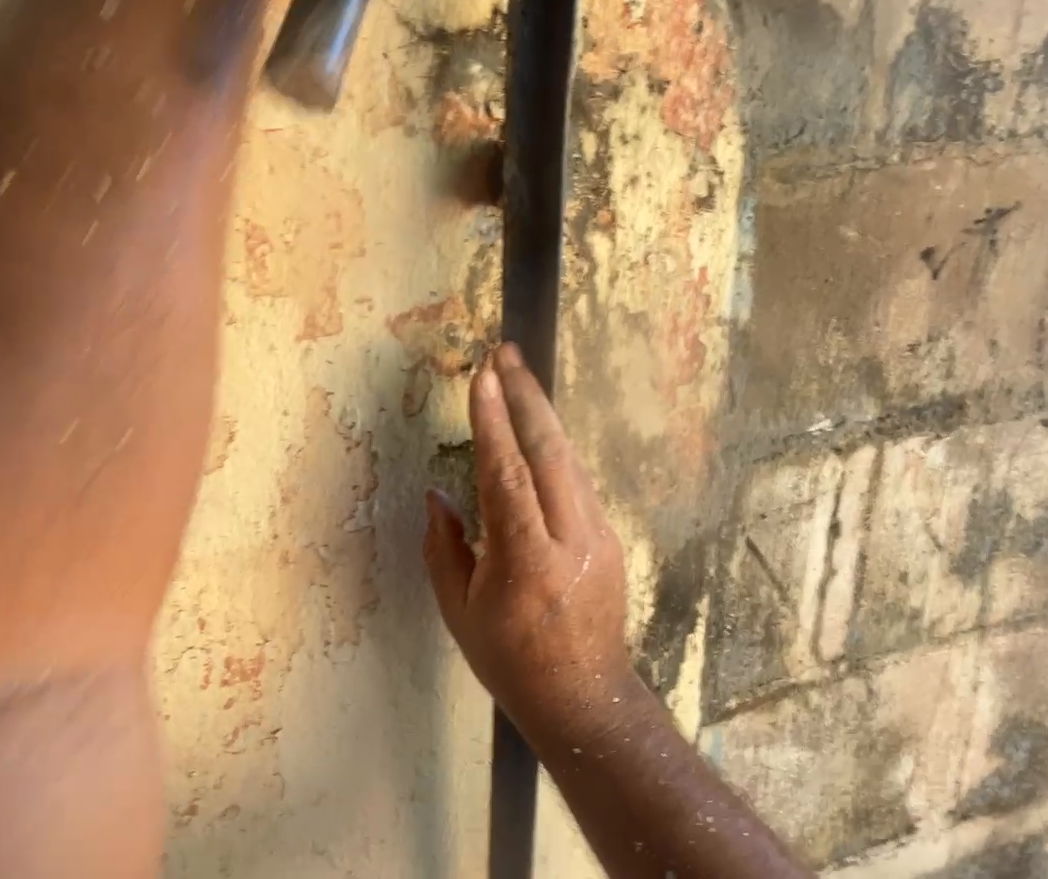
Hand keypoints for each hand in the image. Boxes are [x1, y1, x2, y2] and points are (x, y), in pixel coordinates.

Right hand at [423, 343, 633, 735]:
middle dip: (526, 395)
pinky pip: (577, 477)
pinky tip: (538, 424)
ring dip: (542, 412)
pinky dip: (554, 444)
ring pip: (569, 458)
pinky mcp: (609, 535)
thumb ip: (446, 545)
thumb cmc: (510, 658)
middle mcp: (570, 538)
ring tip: (519, 373)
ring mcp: (598, 534)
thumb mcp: (459, 610)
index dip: (493, 422)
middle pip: (549, 451)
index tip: (483, 376)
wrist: (584, 695)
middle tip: (505, 352)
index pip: (506, 476)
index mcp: (527, 560)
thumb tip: (439, 492)